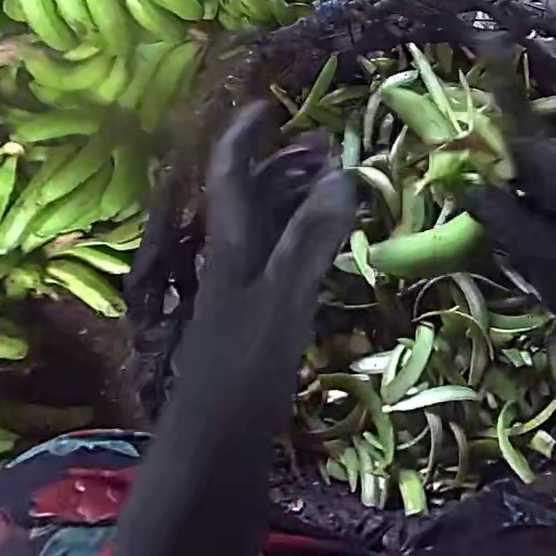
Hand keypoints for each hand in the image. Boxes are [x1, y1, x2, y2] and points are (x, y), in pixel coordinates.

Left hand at [110, 104, 356, 555]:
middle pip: (251, 193)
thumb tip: (342, 175)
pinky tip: (324, 237)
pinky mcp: (254, 312)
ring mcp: (242, 285)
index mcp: (231, 243)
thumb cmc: (244, 369)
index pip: (228, 172)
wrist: (214, 448)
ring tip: (331, 181)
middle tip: (323, 146)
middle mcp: (233, 255)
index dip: (242, 135)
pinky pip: (278, 254)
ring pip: (265, 223)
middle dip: (281, 162)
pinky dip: (301, 233)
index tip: (266, 106)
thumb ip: (311, 237)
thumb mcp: (284, 298)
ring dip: (293, 195)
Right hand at [463, 139, 555, 363]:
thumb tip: (469, 189)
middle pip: (546, 159)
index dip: (502, 154)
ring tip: (492, 199)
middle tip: (479, 183)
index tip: (471, 164)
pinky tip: (514, 216)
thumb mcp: (534, 251)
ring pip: (552, 178)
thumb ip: (500, 214)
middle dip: (511, 169)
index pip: (539, 151)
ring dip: (521, 185)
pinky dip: (535, 202)